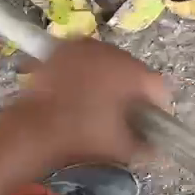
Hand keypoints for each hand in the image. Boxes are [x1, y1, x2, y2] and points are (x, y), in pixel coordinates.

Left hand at [9, 40, 173, 165]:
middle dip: (131, 90)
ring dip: (108, 78)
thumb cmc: (84, 135)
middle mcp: (112, 51)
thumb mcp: (123, 148)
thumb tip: (155, 147)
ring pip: (107, 62)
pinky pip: (83, 59)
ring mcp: (84, 46)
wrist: (36, 127)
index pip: (159, 87)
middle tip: (122, 113)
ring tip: (98, 102)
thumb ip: (147, 146)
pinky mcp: (61, 49)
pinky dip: (84, 71)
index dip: (157, 108)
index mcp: (134, 72)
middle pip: (133, 71)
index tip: (150, 124)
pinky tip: (77, 90)